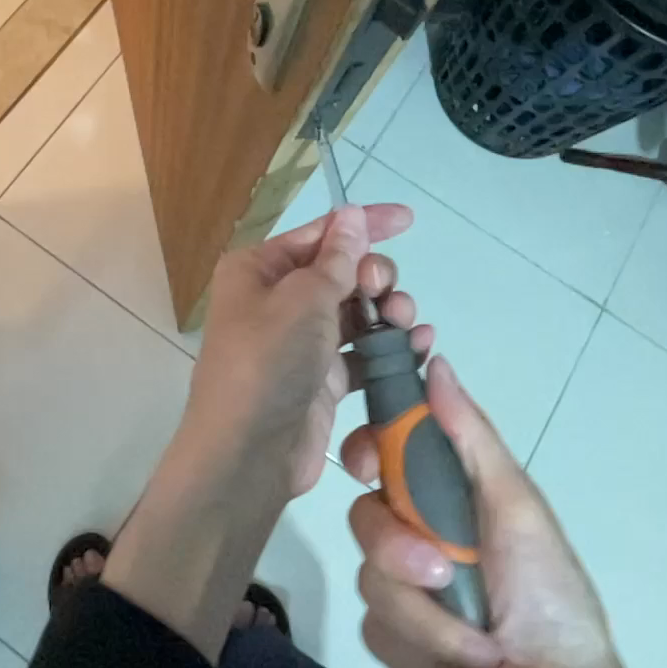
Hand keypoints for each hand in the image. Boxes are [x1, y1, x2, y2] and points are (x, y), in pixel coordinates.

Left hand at [188, 203, 432, 495]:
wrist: (248, 453)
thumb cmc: (268, 361)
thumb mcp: (303, 299)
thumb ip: (336, 258)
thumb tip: (351, 214)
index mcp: (259, 269)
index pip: (319, 234)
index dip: (364, 224)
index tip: (408, 219)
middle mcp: (277, 299)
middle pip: (342, 271)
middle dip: (375, 275)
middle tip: (383, 292)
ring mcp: (300, 341)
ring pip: (357, 311)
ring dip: (388, 311)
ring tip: (406, 323)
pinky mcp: (322, 378)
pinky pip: (363, 351)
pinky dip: (388, 347)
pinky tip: (418, 348)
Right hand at [340, 357, 628, 667]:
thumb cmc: (548, 591)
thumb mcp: (516, 505)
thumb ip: (470, 436)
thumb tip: (436, 362)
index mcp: (442, 494)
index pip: (381, 451)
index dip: (363, 448)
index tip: (366, 461)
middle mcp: (414, 533)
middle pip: (364, 513)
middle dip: (397, 545)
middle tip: (440, 570)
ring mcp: (400, 585)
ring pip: (368, 573)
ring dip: (422, 606)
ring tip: (474, 634)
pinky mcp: (391, 636)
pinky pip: (377, 623)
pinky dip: (421, 642)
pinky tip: (458, 656)